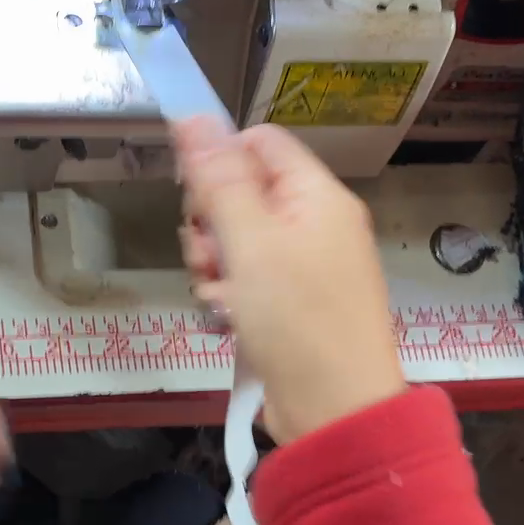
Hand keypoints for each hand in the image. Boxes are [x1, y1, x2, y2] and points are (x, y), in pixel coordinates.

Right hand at [174, 118, 405, 442]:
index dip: (218, 158)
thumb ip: (218, 178)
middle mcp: (312, 224)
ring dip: (213, 263)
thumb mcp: (250, 241)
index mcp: (315, 196)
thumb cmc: (296, 318)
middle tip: (209, 254)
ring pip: (234, 240)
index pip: (259, 143)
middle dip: (210, 223)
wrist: (333, 410)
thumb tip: (193, 114)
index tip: (190, 194)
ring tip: (220, 294)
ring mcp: (302, 266)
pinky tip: (227, 315)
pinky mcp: (288, 303)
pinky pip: (243, 278)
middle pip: (240, 192)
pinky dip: (227, 292)